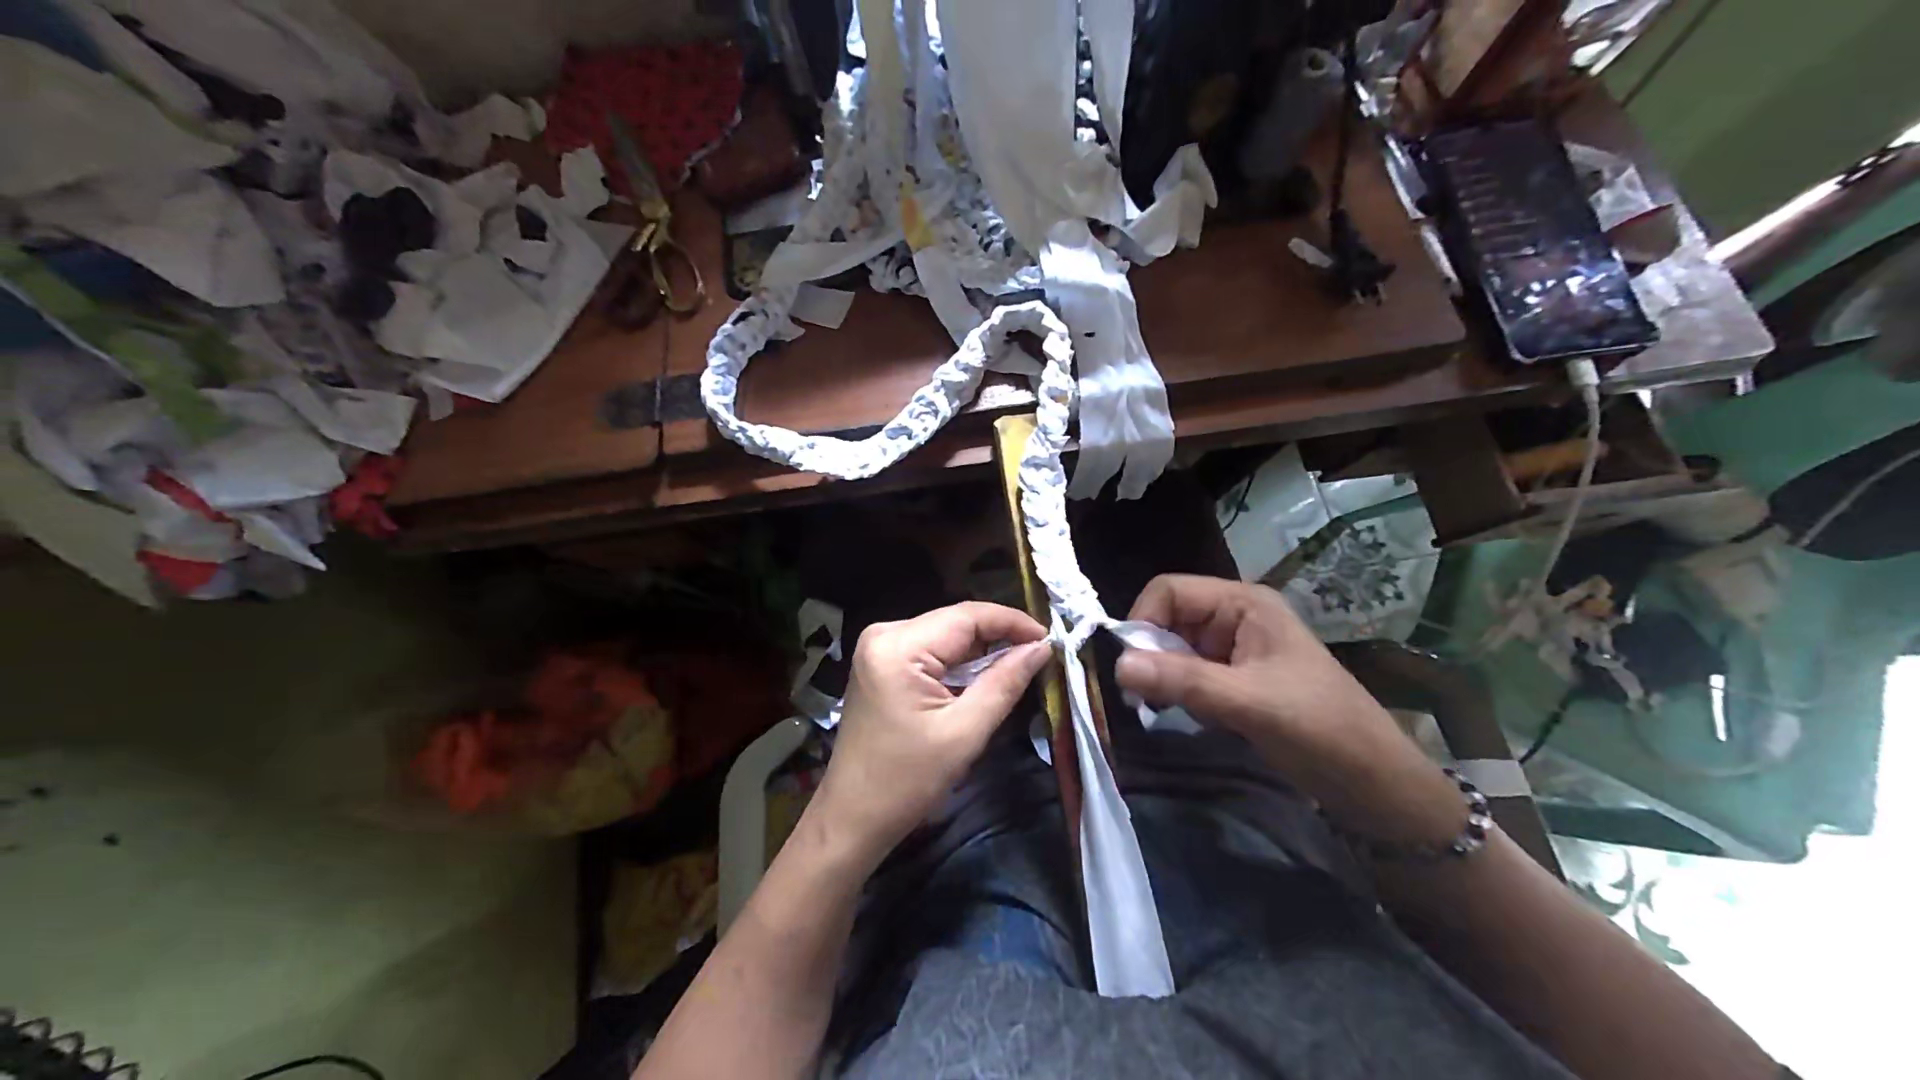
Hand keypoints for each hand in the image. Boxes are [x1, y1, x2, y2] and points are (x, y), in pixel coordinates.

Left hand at [811, 601, 1051, 861]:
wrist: (853, 817)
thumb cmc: (907, 781)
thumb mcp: (965, 732)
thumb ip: (1005, 682)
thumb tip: (1041, 647)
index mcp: (898, 646)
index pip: (967, 615)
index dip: (1012, 622)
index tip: (1049, 639)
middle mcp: (884, 634)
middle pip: (955, 622)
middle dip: (998, 636)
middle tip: (1039, 655)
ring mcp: (878, 647)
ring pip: (945, 635)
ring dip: (981, 650)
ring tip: (1019, 666)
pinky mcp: (880, 663)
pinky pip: (930, 650)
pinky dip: (958, 663)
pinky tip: (982, 678)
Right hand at [1115, 574, 1463, 847]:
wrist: (1372, 780)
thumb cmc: (1318, 728)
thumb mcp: (1248, 702)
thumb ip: (1182, 680)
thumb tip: (1117, 665)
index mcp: (1243, 603)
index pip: (1169, 590)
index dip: (1143, 620)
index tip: (1131, 665)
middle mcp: (1235, 617)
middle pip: (1168, 618)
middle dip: (1152, 654)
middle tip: (1144, 696)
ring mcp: (1235, 649)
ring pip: (1174, 649)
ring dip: (1164, 677)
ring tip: (1169, 708)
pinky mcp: (1235, 679)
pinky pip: (1188, 674)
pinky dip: (1179, 692)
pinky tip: (1191, 716)